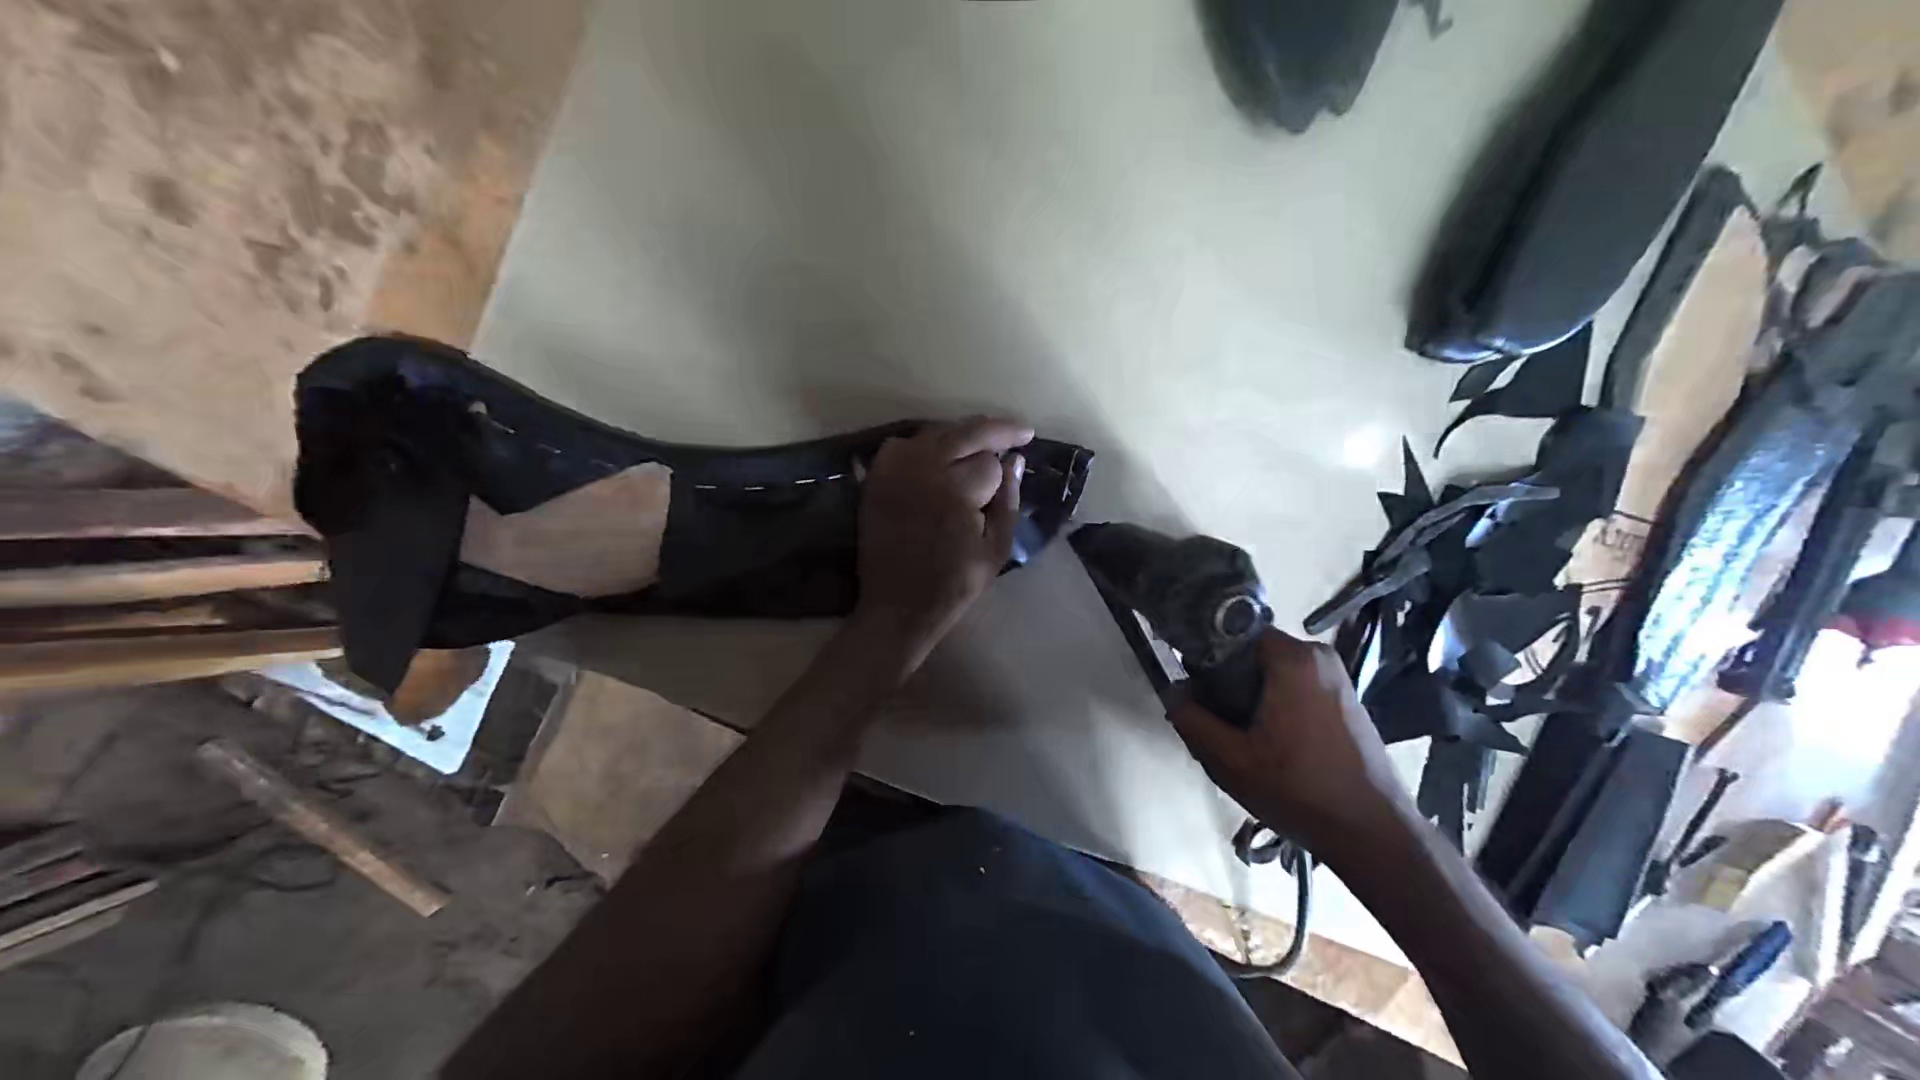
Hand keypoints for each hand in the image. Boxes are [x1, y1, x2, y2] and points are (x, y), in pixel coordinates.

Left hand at [852, 416, 1032, 668]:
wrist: (898, 605)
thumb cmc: (954, 584)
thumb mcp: (996, 548)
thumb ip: (1008, 500)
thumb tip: (1015, 461)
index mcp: (955, 490)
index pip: (990, 460)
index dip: (1006, 464)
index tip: (1020, 460)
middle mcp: (923, 469)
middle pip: (966, 432)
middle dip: (996, 430)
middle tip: (1018, 433)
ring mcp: (895, 471)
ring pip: (935, 433)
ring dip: (962, 435)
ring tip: (981, 445)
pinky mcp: (876, 479)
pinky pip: (903, 445)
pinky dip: (925, 444)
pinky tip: (939, 456)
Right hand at [1168, 629, 1413, 853]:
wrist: (1373, 834)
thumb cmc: (1300, 790)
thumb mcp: (1231, 760)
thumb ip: (1192, 720)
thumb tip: (1173, 691)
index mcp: (1293, 658)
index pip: (1232, 631)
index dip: (1205, 657)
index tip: (1194, 690)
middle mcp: (1318, 655)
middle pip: (1251, 653)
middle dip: (1226, 682)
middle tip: (1214, 722)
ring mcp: (1336, 677)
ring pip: (1271, 672)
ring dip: (1249, 697)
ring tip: (1239, 738)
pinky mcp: (1344, 699)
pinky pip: (1294, 686)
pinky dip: (1273, 705)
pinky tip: (1267, 743)